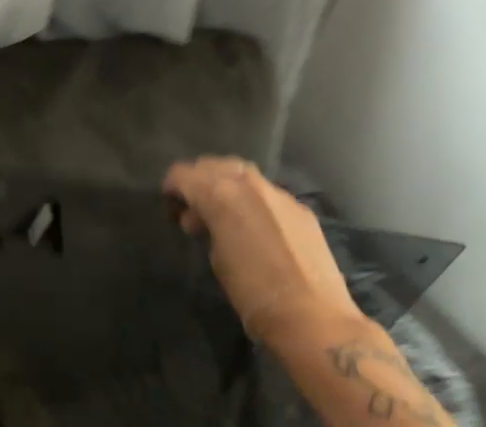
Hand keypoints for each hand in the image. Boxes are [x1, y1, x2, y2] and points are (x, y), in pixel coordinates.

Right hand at [163, 157, 360, 340]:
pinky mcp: (301, 209)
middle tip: (195, 208)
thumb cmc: (253, 294)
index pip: (183, 174)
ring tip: (224, 213)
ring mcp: (278, 194)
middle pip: (213, 165)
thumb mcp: (216, 258)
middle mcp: (248, 184)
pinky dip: (254, 201)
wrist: (314, 319)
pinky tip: (257, 226)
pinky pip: (268, 193)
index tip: (171, 205)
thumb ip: (207, 227)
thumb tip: (203, 221)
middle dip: (199, 181)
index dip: (172, 187)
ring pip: (243, 173)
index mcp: (220, 194)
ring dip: (227, 185)